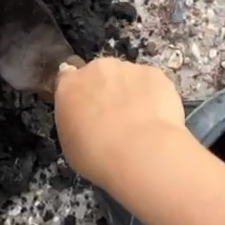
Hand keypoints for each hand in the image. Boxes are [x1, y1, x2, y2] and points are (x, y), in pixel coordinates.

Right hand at [53, 58, 188, 187]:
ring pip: (128, 76)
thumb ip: (74, 121)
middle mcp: (96, 69)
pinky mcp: (154, 73)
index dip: (78, 92)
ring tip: (139, 122)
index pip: (67, 77)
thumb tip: (83, 119)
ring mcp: (128, 68)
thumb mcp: (70, 144)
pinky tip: (156, 118)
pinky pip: (151, 82)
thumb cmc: (98, 156)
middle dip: (106, 90)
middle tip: (114, 118)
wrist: (140, 152)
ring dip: (131, 92)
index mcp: (69, 85)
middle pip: (100, 74)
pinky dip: (154, 95)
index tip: (85, 107)